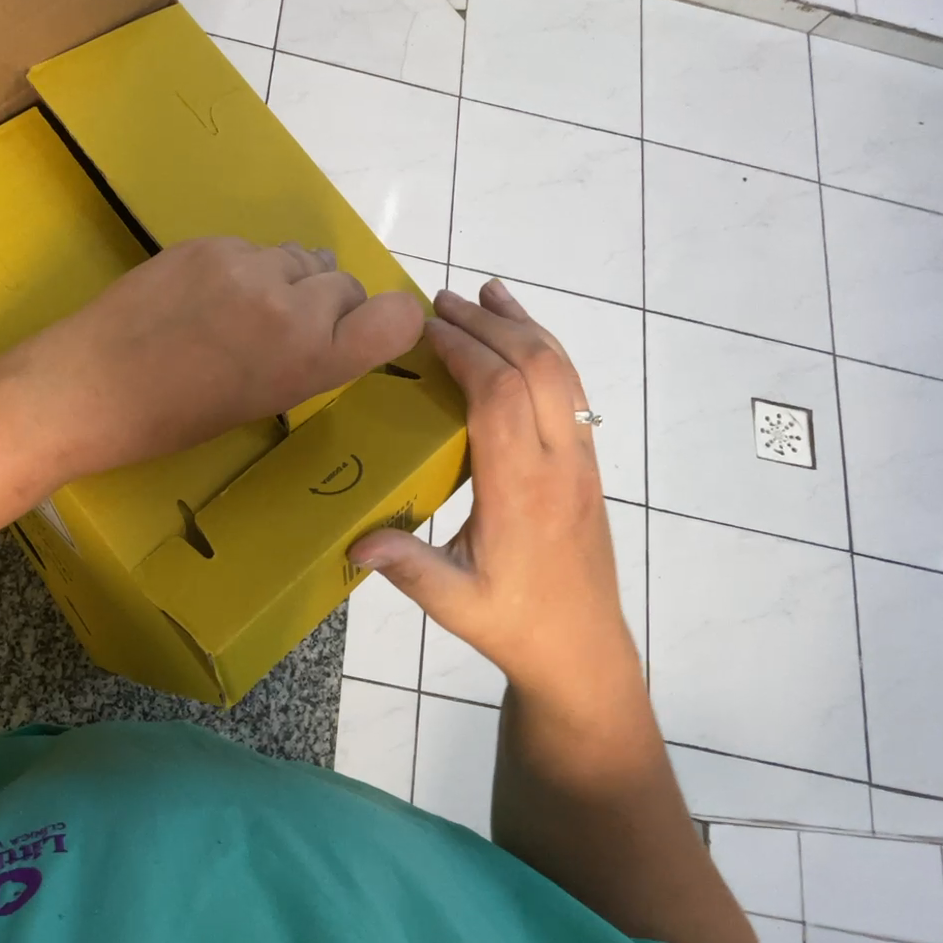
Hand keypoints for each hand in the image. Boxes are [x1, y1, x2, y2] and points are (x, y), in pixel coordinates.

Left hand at [17, 237, 426, 474]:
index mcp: (311, 360)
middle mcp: (292, 304)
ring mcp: (248, 265)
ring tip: (236, 313)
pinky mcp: (207, 243)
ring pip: (297, 258)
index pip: (396, 316)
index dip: (382, 323)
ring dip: (284, 281)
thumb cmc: (169, 421)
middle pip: (345, 282)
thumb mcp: (254, 404)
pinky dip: (240, 270)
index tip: (355, 334)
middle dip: (324, 306)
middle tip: (279, 333)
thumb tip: (319, 325)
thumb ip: (302, 360)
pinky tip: (200, 298)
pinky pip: (249, 249)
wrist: (89, 387)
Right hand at [348, 279, 635, 699]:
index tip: (427, 328)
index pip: (500, 396)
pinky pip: (571, 391)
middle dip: (489, 325)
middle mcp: (560, 462)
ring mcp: (582, 459)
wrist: (582, 648)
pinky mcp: (587, 463)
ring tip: (486, 294)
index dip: (466, 352)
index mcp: (522, 489)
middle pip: (535, 368)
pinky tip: (524, 338)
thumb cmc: (512, 623)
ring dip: (524, 327)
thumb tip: (355, 542)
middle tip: (441, 300)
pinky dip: (547, 352)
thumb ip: (407, 567)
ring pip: (562, 372)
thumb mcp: (453, 602)